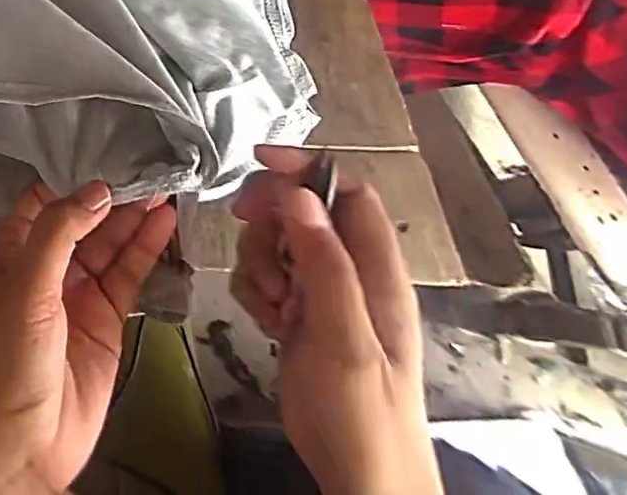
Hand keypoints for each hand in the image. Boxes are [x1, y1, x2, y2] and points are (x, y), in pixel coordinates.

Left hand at [0, 181, 177, 492]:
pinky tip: (164, 226)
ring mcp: (80, 288)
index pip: (47, 197)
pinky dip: (146, 249)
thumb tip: (97, 190)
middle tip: (148, 169)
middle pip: (85, 217)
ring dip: (135, 218)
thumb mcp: (26, 285)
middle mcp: (49, 261)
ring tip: (164, 189)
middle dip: (113, 195)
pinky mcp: (107, 315)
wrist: (24, 440)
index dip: (74, 176)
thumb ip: (58, 233)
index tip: (107, 152)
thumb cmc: (11, 355)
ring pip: (111, 242)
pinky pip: (129, 273)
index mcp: (17, 246)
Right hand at [229, 146, 439, 494]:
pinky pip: (263, 275)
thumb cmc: (363, 414)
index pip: (348, 192)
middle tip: (249, 231)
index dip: (308, 168)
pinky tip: (268, 320)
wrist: (359, 480)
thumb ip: (325, 263)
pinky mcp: (298, 312)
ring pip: (276, 240)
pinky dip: (255, 289)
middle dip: (270, 218)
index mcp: (377, 270)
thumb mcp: (344, 337)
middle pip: (302, 209)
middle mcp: (351, 272)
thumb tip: (298, 194)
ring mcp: (323, 293)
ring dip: (259, 260)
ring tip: (273, 302)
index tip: (259, 163)